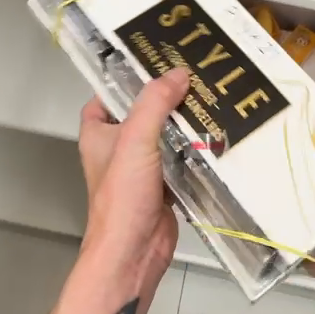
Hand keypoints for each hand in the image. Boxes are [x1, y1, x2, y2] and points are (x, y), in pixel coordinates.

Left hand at [75, 68, 190, 294]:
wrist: (133, 252)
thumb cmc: (122, 195)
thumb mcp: (135, 139)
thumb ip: (155, 103)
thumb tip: (178, 73)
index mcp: (98, 133)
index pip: (106, 95)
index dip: (125, 79)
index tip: (154, 61)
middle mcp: (117, 148)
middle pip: (142, 113)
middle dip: (166, 98)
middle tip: (195, 76)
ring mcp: (141, 168)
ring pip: (164, 136)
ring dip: (184, 124)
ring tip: (211, 99)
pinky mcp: (163, 186)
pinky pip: (180, 160)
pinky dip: (194, 151)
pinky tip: (216, 136)